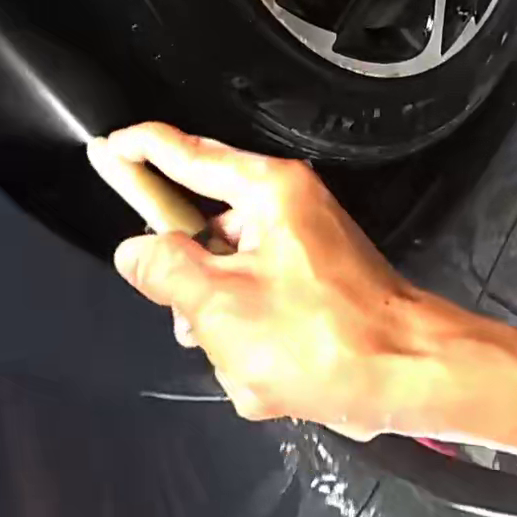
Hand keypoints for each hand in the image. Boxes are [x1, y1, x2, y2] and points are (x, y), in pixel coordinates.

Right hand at [102, 122, 505, 439]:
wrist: (406, 371)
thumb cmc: (320, 336)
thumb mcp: (225, 307)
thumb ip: (170, 272)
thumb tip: (136, 249)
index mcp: (270, 191)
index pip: (192, 156)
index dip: (145, 149)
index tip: (110, 146)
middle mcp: (289, 204)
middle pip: (207, 223)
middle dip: (190, 279)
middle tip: (191, 318)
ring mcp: (302, 241)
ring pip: (228, 269)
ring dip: (221, 317)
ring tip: (243, 356)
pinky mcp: (312, 277)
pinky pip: (257, 294)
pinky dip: (250, 330)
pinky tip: (266, 369)